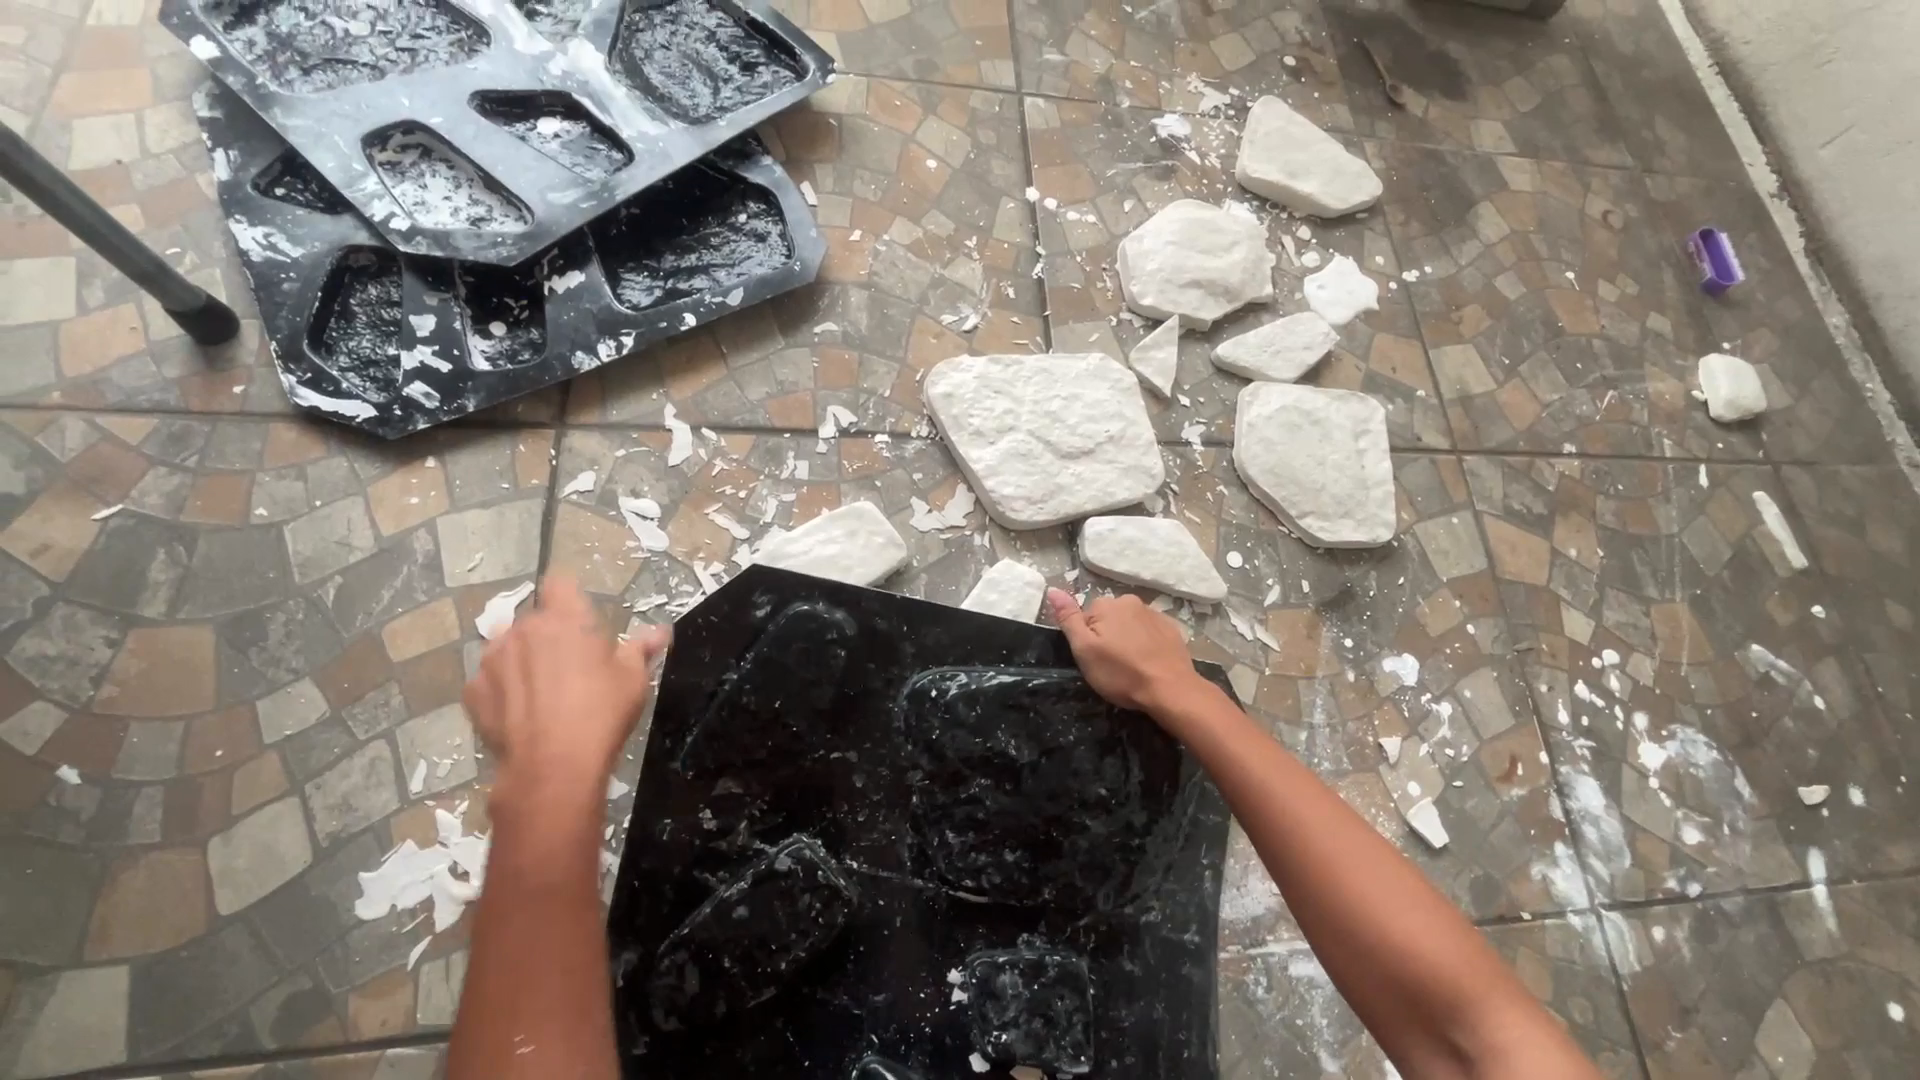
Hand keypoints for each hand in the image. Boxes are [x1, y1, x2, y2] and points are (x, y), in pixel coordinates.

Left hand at [463, 575, 670, 811]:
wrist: (552, 766)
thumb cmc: (602, 713)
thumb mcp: (634, 679)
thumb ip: (641, 648)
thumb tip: (660, 631)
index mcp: (566, 619)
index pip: (559, 582)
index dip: (569, 595)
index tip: (580, 616)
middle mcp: (523, 629)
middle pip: (535, 619)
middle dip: (550, 635)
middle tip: (571, 666)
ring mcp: (492, 659)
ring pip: (509, 646)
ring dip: (523, 659)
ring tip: (543, 692)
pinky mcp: (472, 691)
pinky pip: (491, 679)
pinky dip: (503, 689)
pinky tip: (521, 713)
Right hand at [1047, 588, 1205, 713]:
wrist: (1170, 690)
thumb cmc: (1121, 672)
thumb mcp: (1084, 649)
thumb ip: (1068, 618)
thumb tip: (1053, 590)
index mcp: (1107, 604)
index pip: (1086, 617)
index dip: (1087, 640)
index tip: (1094, 659)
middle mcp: (1131, 601)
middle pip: (1109, 618)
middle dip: (1107, 637)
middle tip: (1111, 665)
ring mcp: (1155, 614)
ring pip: (1130, 625)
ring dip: (1128, 640)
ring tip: (1132, 666)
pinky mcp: (1172, 628)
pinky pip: (1150, 632)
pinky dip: (1147, 644)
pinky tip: (1149, 663)